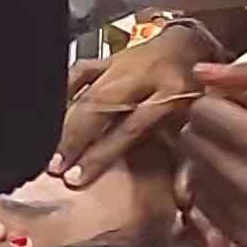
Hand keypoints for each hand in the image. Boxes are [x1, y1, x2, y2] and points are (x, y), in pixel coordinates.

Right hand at [52, 25, 211, 185]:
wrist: (191, 44)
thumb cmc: (194, 90)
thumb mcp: (198, 122)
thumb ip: (188, 160)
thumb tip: (181, 201)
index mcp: (174, 93)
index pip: (131, 127)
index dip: (102, 153)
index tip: (77, 177)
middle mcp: (147, 75)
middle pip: (103, 106)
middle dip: (75, 138)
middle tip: (54, 167)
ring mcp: (125, 63)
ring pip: (89, 90)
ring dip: (65, 120)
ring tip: (47, 148)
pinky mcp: (109, 57)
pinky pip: (81, 71)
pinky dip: (64, 92)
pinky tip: (51, 113)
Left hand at [180, 62, 246, 246]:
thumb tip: (200, 71)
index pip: (202, 112)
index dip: (216, 102)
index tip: (237, 106)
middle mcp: (244, 182)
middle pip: (191, 140)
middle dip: (208, 127)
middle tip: (237, 128)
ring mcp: (238, 214)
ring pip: (192, 170)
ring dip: (208, 156)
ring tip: (239, 154)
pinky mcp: (237, 235)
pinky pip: (202, 200)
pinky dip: (213, 185)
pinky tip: (240, 180)